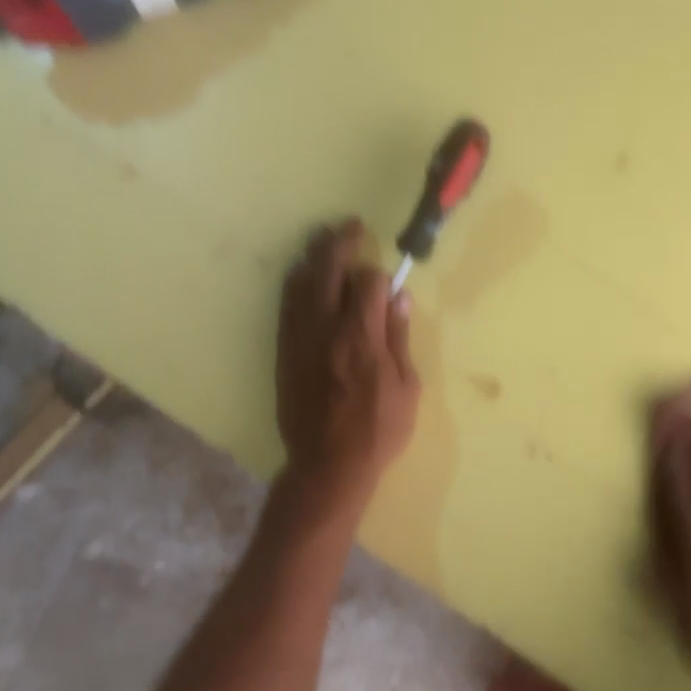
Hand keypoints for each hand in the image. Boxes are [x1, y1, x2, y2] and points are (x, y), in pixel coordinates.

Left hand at [276, 220, 419, 497]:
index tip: (386, 281)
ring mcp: (300, 338)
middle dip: (340, 242)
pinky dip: (294, 285)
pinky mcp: (283, 351)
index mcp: (363, 336)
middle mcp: (327, 327)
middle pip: (329, 269)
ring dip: (313, 257)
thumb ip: (400, 339)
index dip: (379, 275)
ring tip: (322, 242)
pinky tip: (301, 277)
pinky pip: (285, 306)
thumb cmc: (379, 430)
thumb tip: (398, 299)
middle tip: (349, 226)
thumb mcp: (407, 388)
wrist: (328, 463)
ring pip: (301, 283)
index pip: (368, 282)